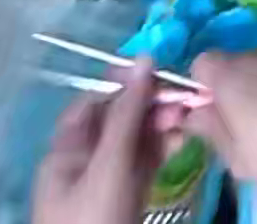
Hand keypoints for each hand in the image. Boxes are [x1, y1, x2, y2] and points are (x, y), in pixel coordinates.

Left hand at [32, 59, 180, 223]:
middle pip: (119, 117)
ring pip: (136, 138)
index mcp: (67, 151)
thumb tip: (145, 58)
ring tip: (190, 118)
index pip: (96, 100)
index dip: (126, 82)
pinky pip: (145, 161)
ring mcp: (106, 181)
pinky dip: (164, 147)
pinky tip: (185, 139)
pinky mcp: (126, 198)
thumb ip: (127, 112)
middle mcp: (84, 161)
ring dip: (162, 123)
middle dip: (151, 104)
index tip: (161, 72)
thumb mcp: (110, 167)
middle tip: (184, 99)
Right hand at [181, 54, 256, 188]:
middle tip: (235, 132)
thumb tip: (195, 114)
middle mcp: (251, 55)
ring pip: (253, 72)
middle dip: (226, 95)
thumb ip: (212, 133)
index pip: (198, 64)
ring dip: (252, 95)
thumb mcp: (239, 158)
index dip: (196, 89)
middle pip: (227, 67)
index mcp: (227, 74)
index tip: (206, 118)